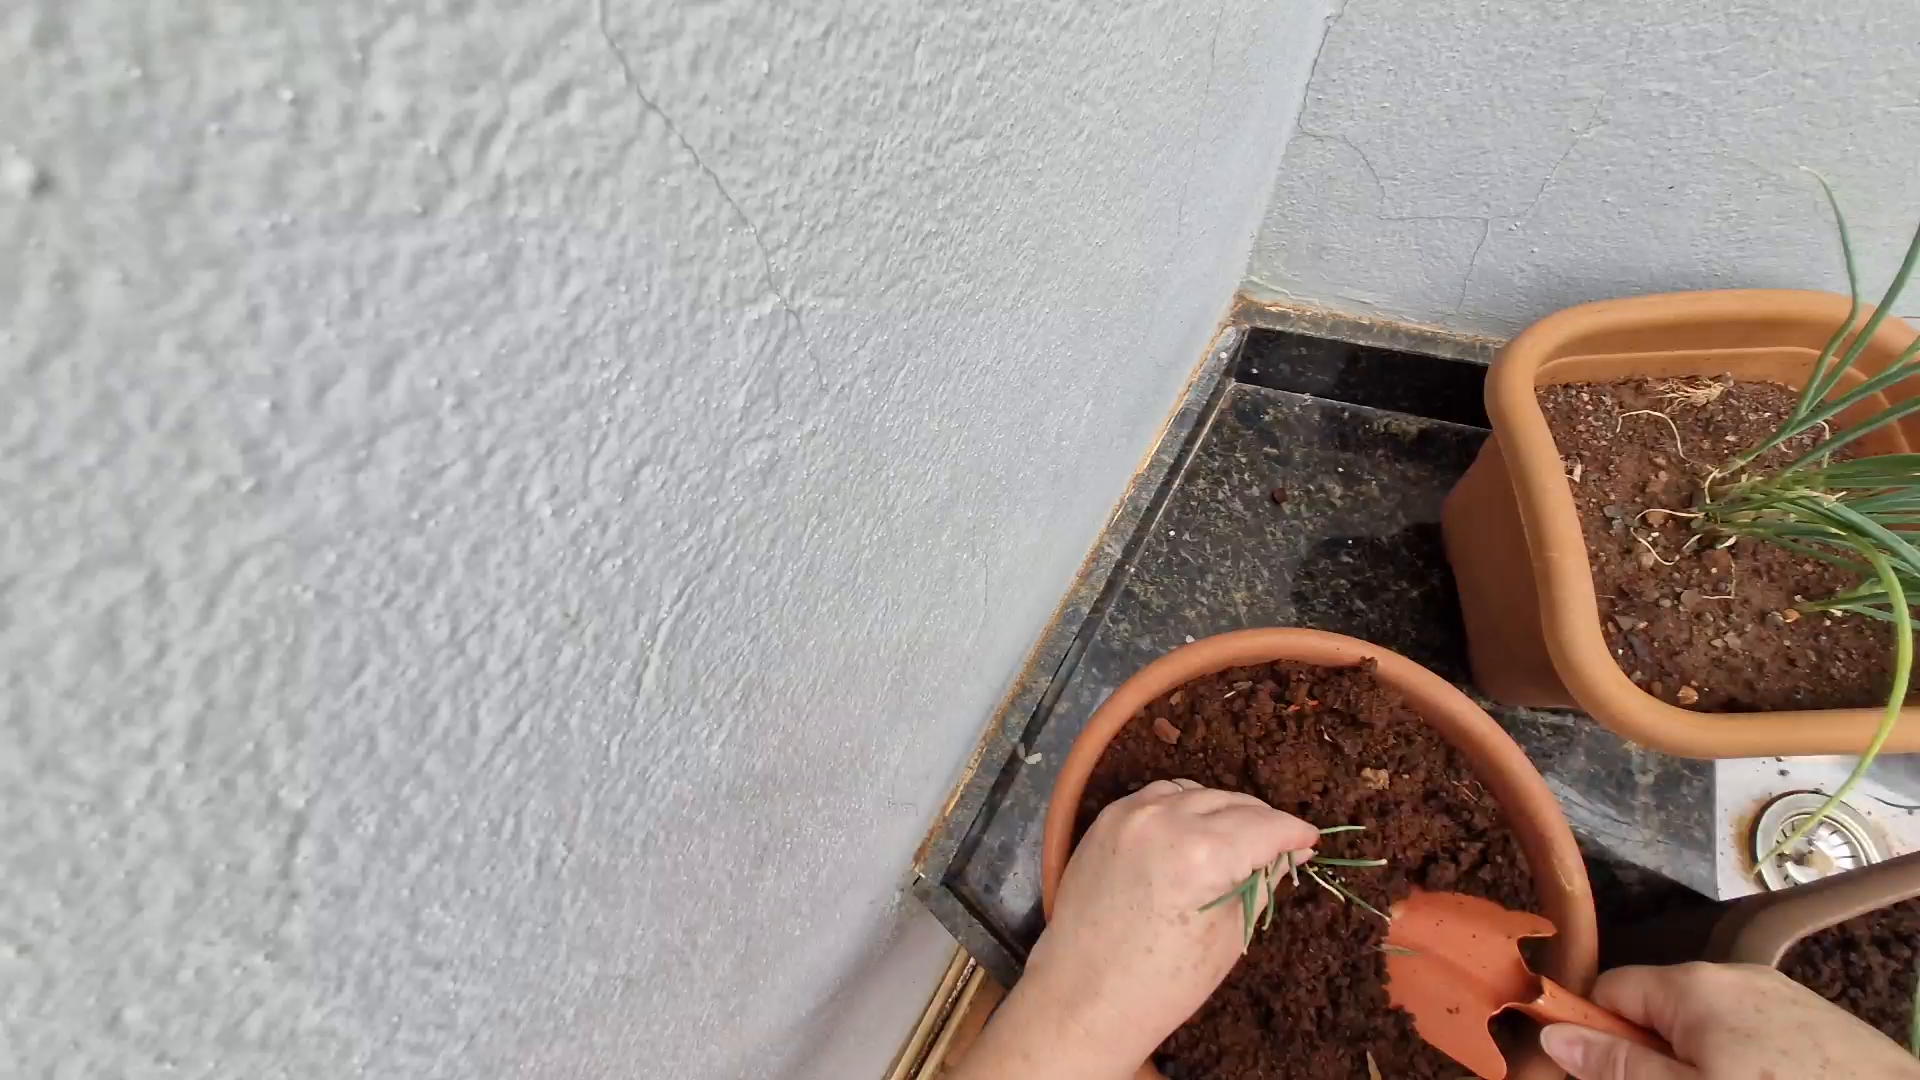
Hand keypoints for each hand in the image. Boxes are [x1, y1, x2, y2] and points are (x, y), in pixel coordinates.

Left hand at [952, 779, 1317, 1079]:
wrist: (1085, 991)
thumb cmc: (1163, 981)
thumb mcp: (1230, 935)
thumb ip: (1262, 880)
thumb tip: (1294, 849)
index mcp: (1200, 852)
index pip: (1265, 825)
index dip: (1294, 831)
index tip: (1310, 839)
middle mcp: (1163, 819)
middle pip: (1231, 801)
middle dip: (1260, 820)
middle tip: (1277, 846)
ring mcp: (1129, 812)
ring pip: (1194, 791)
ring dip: (1220, 809)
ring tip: (1235, 841)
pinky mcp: (1106, 815)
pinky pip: (1157, 796)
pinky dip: (1182, 806)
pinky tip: (1191, 833)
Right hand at [1540, 962, 1919, 1079]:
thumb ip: (1619, 1066)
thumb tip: (1551, 1035)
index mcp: (1689, 982)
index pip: (1608, 990)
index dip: (1607, 1035)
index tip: (1627, 1076)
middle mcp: (1731, 974)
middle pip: (1661, 1006)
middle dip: (1665, 1052)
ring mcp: (1788, 996)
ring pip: (1714, 1022)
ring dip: (1713, 1058)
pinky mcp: (1834, 1024)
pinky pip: (1766, 1033)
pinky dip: (1763, 1063)